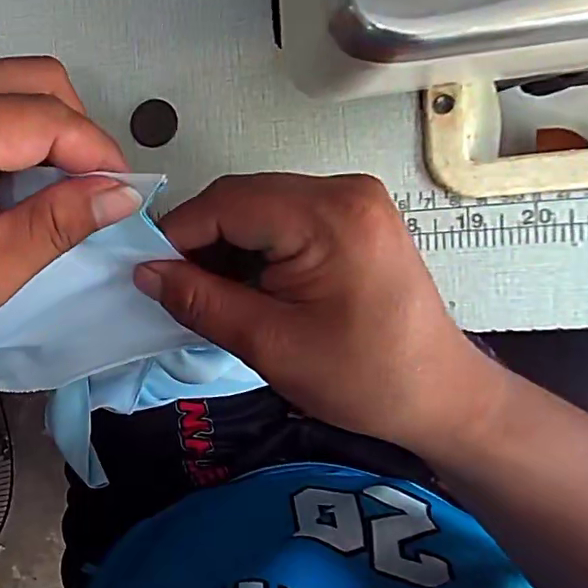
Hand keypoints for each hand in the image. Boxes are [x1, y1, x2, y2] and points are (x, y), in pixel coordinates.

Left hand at [0, 58, 141, 360]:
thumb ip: (61, 222)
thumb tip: (120, 194)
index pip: (46, 118)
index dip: (96, 152)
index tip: (122, 188)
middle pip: (38, 80)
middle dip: (78, 132)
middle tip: (92, 186)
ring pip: (19, 79)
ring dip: (54, 126)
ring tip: (59, 184)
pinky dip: (25, 126)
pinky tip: (24, 173)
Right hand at [134, 173, 506, 451]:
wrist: (442, 397)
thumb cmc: (365, 378)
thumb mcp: (271, 344)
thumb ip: (201, 301)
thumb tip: (145, 272)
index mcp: (330, 215)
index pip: (227, 203)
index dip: (177, 233)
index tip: (146, 271)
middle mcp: (343, 191)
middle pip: (243, 198)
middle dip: (200, 239)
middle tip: (173, 286)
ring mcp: (352, 201)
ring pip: (259, 207)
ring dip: (224, 244)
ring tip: (206, 291)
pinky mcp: (352, 218)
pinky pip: (283, 219)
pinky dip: (253, 247)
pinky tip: (241, 284)